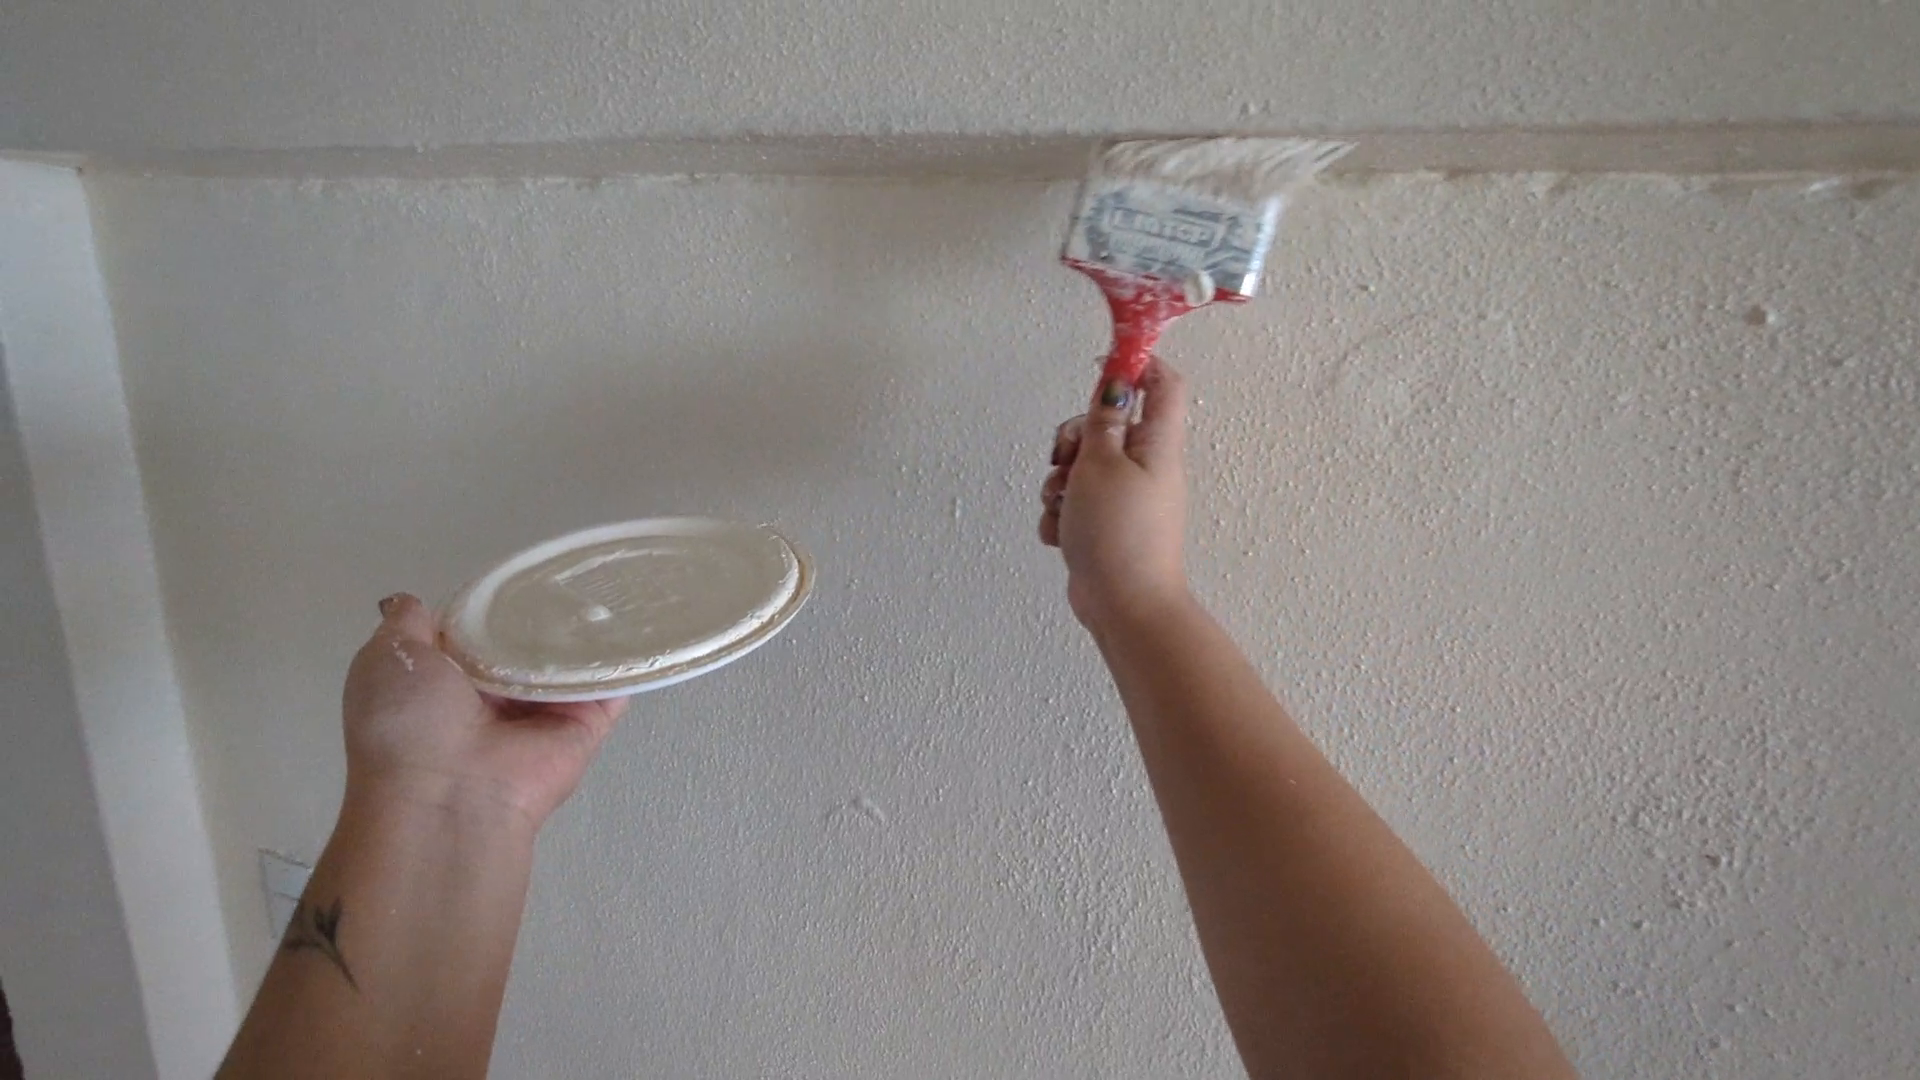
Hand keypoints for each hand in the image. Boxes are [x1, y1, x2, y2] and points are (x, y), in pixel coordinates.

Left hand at [340, 594, 627, 830]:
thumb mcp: (388, 661)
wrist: (453, 791)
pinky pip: (612, 686)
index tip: (518, 576)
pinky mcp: (588, 723)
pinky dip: (626, 662)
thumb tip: (407, 599)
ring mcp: (548, 711)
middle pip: (534, 645)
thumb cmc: (409, 723)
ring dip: (592, 633)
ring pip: (575, 662)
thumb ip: (405, 626)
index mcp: (451, 683)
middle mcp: (501, 697)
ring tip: (612, 590)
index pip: (481, 634)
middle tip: (572, 578)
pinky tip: (639, 627)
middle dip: (549, 614)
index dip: (494, 605)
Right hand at [1038, 360, 1192, 629]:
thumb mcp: (1101, 465)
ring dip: (1060, 483)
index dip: (1136, 364)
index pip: (1162, 383)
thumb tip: (1114, 382)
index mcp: (1157, 444)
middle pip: (1108, 426)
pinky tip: (1064, 534)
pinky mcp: (1105, 526)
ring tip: (1063, 507)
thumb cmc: (1118, 533)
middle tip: (1065, 458)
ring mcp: (1124, 499)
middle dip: (1074, 438)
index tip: (1100, 365)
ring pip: (1082, 468)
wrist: (1123, 603)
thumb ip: (1103, 421)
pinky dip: (1062, 515)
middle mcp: (1145, 467)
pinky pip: (1075, 504)